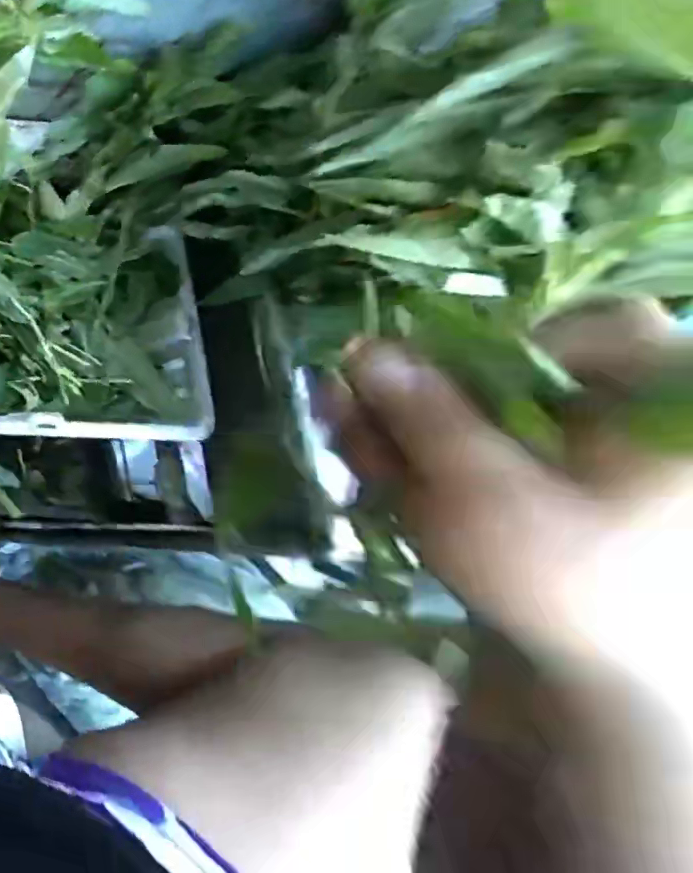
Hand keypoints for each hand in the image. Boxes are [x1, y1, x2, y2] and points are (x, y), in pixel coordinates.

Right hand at [333, 301, 692, 691]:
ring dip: (409, 430)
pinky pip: (489, 448)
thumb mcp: (479, 492)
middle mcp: (648, 421)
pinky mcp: (564, 486)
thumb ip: (421, 414)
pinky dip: (430, 458)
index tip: (429, 387)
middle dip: (422, 397)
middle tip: (354, 425)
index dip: (504, 345)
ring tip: (363, 464)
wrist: (612, 688)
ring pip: (491, 412)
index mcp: (673, 411)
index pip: (594, 328)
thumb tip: (364, 346)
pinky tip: (388, 480)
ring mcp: (605, 457)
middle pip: (521, 372)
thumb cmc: (567, 583)